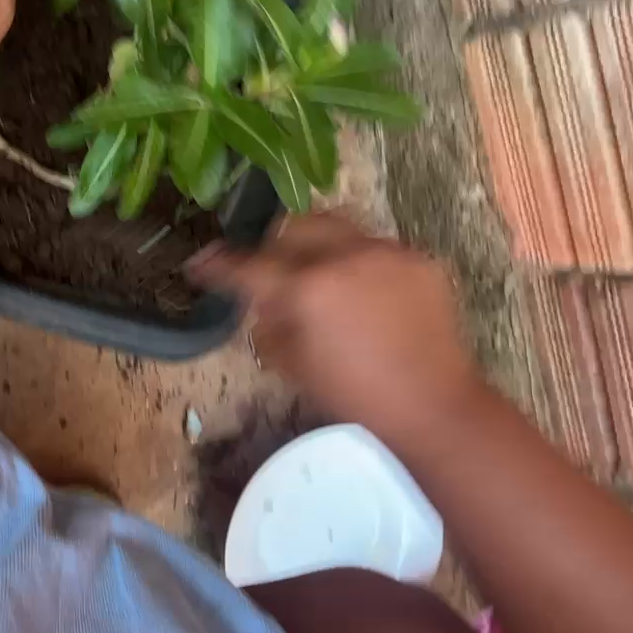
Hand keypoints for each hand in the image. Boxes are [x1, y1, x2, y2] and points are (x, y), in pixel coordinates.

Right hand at [189, 213, 494, 444]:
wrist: (433, 406)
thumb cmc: (354, 395)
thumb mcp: (292, 365)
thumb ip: (268, 322)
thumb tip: (263, 302)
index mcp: (308, 288)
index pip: (248, 266)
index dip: (217, 264)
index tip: (199, 263)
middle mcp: (345, 257)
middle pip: (293, 226)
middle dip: (271, 242)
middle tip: (266, 265)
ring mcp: (387, 253)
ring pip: (337, 228)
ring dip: (316, 245)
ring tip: (316, 272)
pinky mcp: (419, 259)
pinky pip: (375, 248)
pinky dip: (357, 263)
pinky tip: (360, 291)